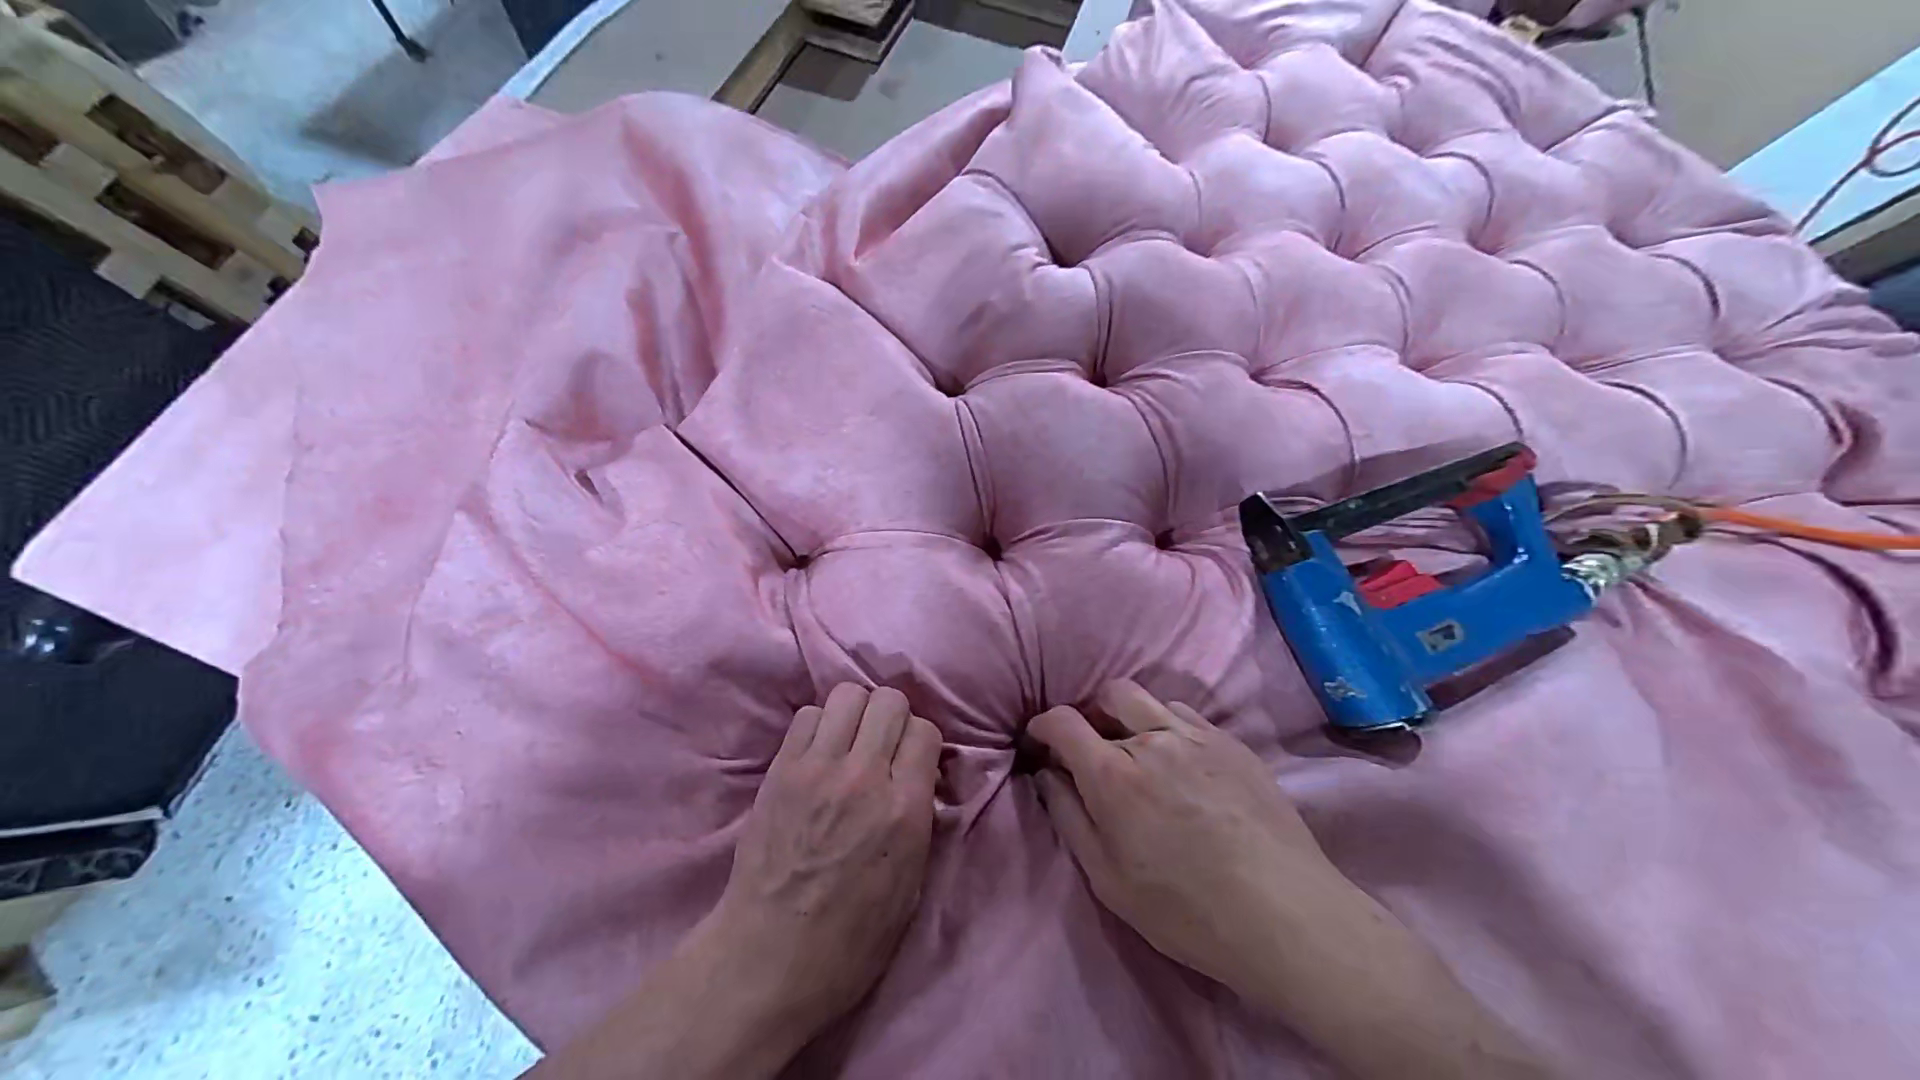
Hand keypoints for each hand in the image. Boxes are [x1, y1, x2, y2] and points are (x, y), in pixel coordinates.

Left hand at [529, 685, 941, 1079]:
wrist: (769, 958)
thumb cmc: (852, 939)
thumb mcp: (912, 884)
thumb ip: (920, 818)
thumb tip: (921, 777)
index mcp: (905, 809)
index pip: (925, 730)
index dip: (921, 742)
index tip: (913, 760)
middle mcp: (864, 776)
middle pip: (889, 700)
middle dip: (894, 717)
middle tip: (883, 745)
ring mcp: (817, 769)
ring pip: (848, 695)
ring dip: (856, 713)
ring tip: (850, 742)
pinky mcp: (780, 770)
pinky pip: (807, 715)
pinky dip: (819, 725)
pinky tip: (818, 753)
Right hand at [1027, 679, 1351, 992]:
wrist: (1286, 915)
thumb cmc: (1185, 909)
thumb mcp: (1108, 878)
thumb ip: (1069, 817)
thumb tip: (1047, 775)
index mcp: (1113, 775)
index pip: (1063, 722)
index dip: (1043, 725)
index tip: (1040, 739)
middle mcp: (1151, 740)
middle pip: (1107, 695)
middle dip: (1089, 713)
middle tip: (1093, 747)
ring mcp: (1197, 735)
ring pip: (1148, 699)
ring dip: (1130, 717)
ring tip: (1139, 754)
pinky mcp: (1232, 742)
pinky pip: (1186, 714)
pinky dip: (1168, 726)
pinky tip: (1180, 762)